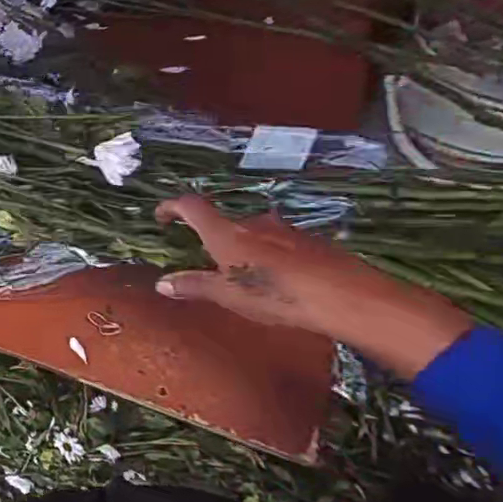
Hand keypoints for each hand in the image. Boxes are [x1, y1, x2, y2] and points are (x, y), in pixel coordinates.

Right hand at [153, 195, 473, 378]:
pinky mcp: (307, 240)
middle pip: (223, 220)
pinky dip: (269, 255)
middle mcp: (252, 222)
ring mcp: (282, 229)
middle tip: (206, 259)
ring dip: (243, 247)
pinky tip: (279, 280)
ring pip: (253, 232)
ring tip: (244, 274)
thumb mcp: (228, 295)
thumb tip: (161, 283)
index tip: (161, 215)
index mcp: (226, 232)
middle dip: (211, 236)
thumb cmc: (275, 294)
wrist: (342, 294)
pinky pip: (278, 242)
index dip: (172, 206)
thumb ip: (195, 286)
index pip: (191, 206)